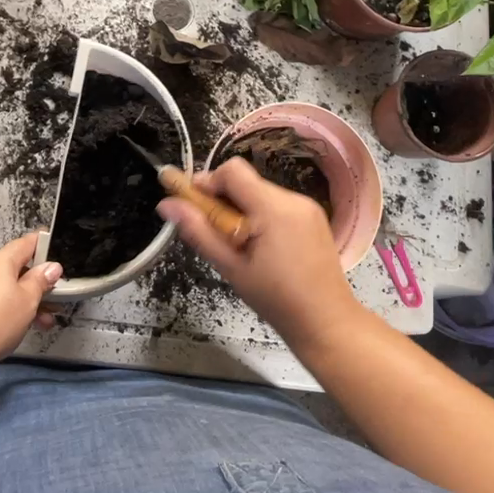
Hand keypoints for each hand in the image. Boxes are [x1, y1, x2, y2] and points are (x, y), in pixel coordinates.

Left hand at [0, 230, 61, 368]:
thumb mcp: (28, 302)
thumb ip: (40, 281)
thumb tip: (51, 266)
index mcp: (1, 259)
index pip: (27, 243)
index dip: (43, 246)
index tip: (55, 256)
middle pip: (14, 268)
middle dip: (35, 285)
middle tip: (52, 305)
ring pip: (0, 286)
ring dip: (20, 300)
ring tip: (36, 324)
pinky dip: (1, 306)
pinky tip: (9, 327)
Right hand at [158, 158, 363, 349]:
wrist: (326, 322)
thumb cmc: (276, 300)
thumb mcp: (230, 267)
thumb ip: (198, 231)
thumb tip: (166, 204)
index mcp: (273, 208)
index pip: (232, 170)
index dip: (207, 182)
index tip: (195, 207)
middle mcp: (293, 198)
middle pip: (245, 181)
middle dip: (224, 200)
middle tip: (214, 234)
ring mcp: (307, 207)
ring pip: (260, 192)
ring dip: (242, 209)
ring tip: (239, 246)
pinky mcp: (313, 217)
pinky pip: (277, 204)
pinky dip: (261, 216)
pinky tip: (261, 247)